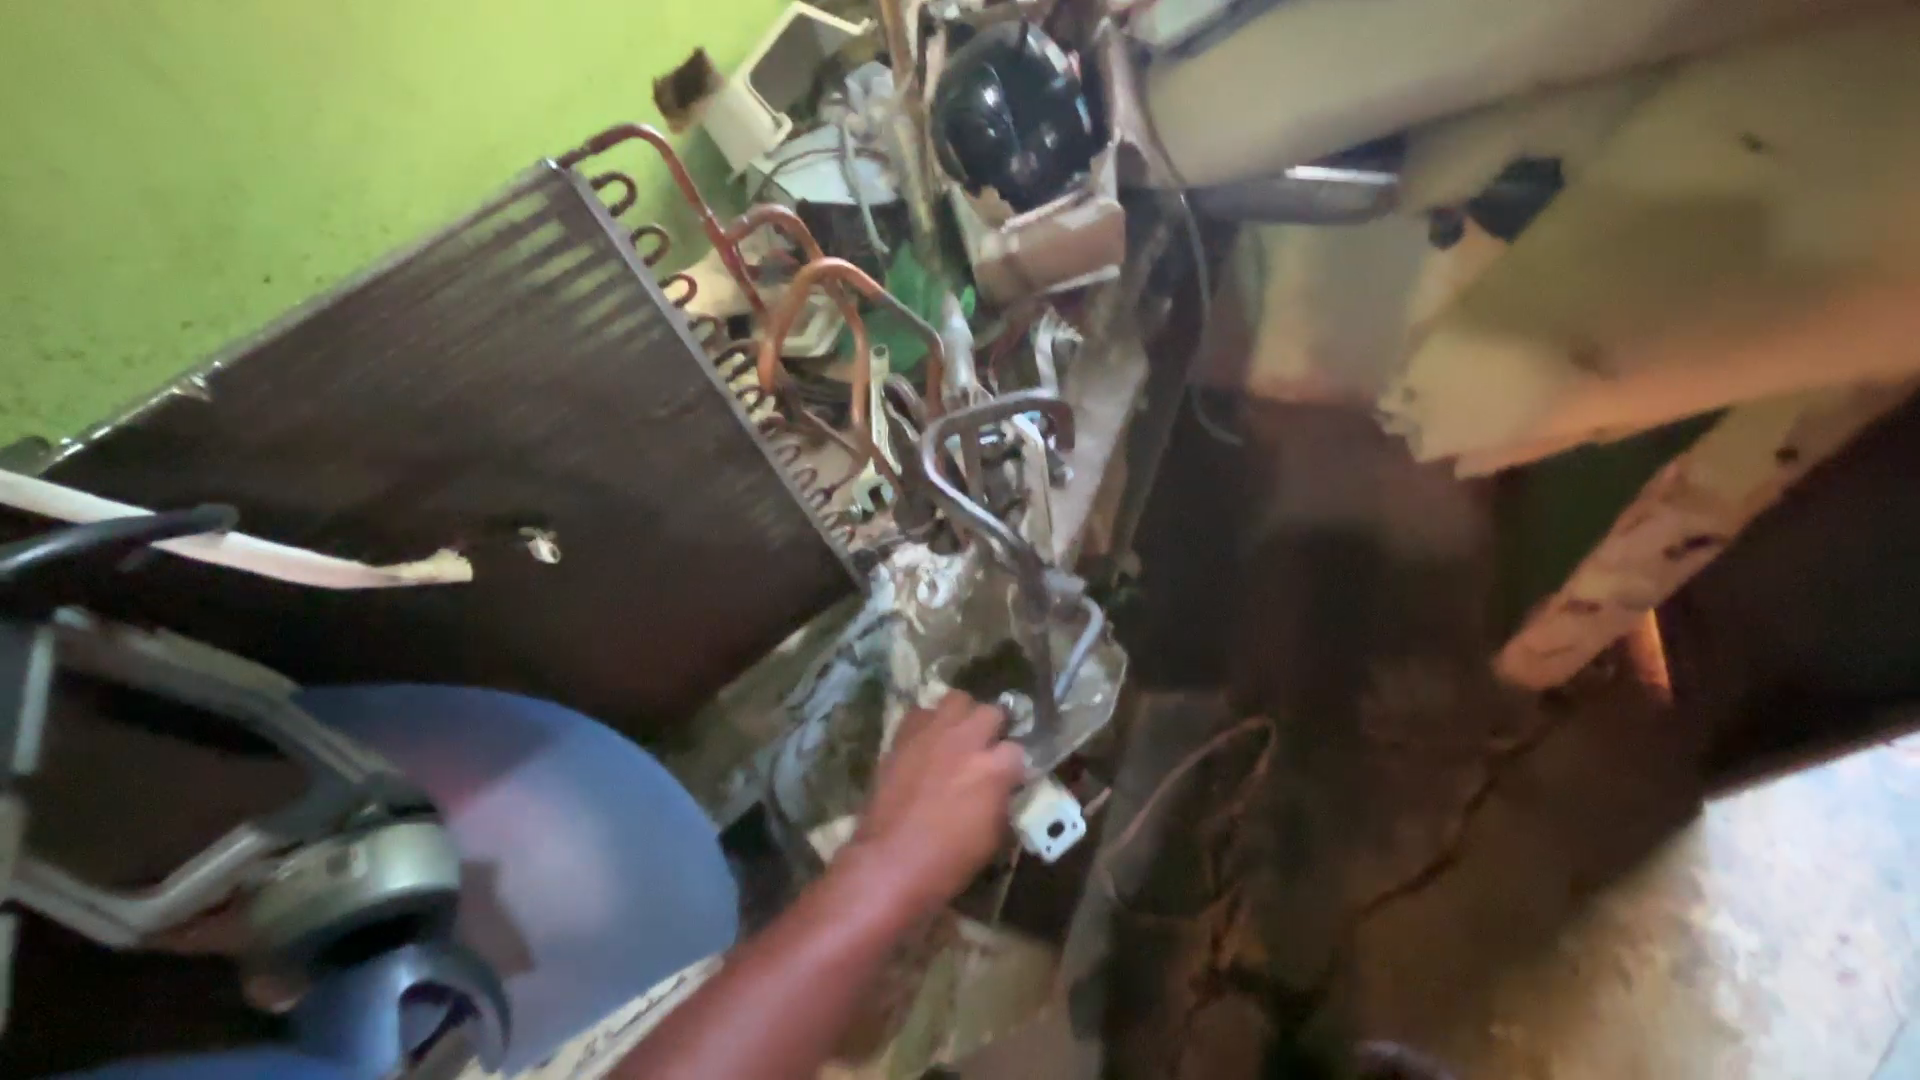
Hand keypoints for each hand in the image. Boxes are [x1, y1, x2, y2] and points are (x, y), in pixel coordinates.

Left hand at [850, 690, 1028, 917]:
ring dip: (962, 715)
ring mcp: (933, 733)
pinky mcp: (903, 735)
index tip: (1010, 777)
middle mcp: (966, 740)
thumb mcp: (993, 836)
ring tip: (957, 734)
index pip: (1018, 750)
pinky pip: (921, 712)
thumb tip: (1004, 787)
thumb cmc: (948, 861)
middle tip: (986, 748)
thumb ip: (1002, 800)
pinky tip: (927, 741)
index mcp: (994, 768)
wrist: (890, 861)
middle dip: (993, 728)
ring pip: (957, 699)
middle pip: (991, 712)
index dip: (1015, 765)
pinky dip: (927, 723)